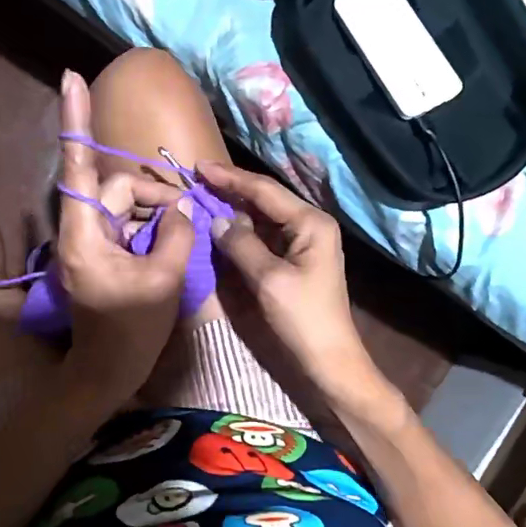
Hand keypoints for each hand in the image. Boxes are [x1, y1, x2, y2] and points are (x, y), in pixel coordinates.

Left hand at [55, 71, 195, 406]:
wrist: (106, 371)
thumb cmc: (131, 330)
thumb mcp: (164, 279)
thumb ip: (176, 233)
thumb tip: (182, 207)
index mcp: (85, 234)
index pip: (78, 166)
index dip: (75, 120)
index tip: (70, 76)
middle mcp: (79, 230)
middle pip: (114, 189)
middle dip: (151, 196)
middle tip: (184, 218)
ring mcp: (86, 243)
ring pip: (121, 207)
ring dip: (151, 214)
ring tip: (178, 236)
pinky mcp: (95, 254)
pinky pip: (122, 225)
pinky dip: (146, 228)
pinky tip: (167, 243)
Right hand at [197, 161, 385, 405]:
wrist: (328, 359)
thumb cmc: (303, 318)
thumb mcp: (268, 279)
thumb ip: (241, 245)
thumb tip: (216, 220)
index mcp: (311, 223)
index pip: (264, 191)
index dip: (230, 178)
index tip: (199, 167)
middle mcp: (309, 225)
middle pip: (264, 199)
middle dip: (231, 189)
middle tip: (197, 179)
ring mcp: (303, 243)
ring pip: (262, 217)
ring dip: (234, 208)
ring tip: (203, 196)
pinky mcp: (294, 261)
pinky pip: (263, 237)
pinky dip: (241, 231)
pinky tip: (222, 226)